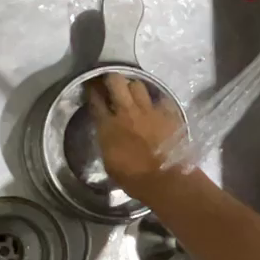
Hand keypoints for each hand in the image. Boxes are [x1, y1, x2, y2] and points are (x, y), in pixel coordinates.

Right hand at [87, 73, 187, 199]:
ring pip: (138, 85)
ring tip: (134, 94)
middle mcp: (127, 112)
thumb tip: (107, 132)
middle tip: (112, 83)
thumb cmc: (134, 178)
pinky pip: (160, 98)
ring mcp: (149, 110)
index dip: (92, 91)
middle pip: (116, 81)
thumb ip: (107, 141)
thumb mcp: (110, 162)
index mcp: (108, 126)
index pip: (95, 100)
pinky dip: (157, 101)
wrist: (165, 180)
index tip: (91, 87)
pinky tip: (156, 107)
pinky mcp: (168, 113)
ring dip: (133, 87)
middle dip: (112, 79)